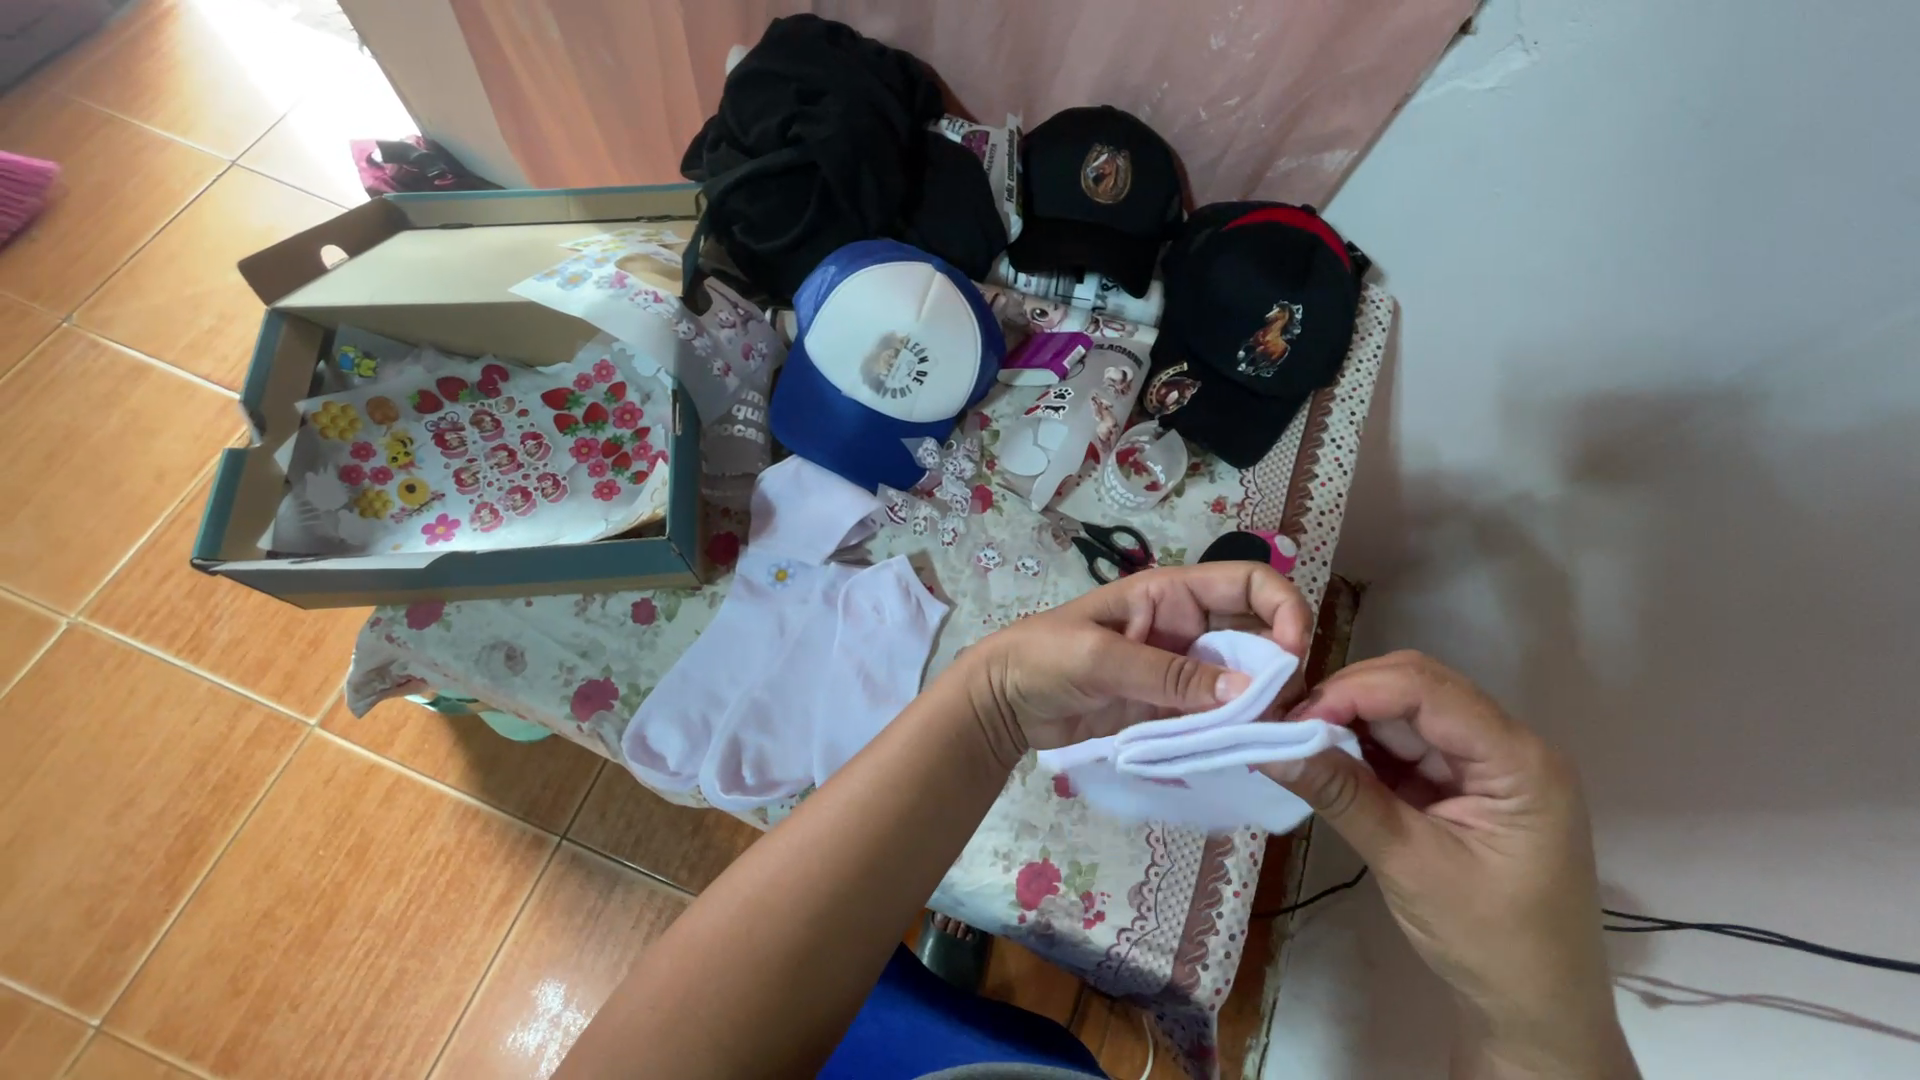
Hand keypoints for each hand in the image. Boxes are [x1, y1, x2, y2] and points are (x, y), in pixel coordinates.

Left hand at [950, 562, 1312, 767]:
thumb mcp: (1100, 657)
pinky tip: (1247, 751)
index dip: (1284, 608)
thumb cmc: (1043, 656)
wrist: (1005, 700)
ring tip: (1271, 738)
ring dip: (1262, 705)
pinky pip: (1216, 715)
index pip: (1249, 584)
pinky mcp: (1171, 709)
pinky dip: (1236, 731)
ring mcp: (1181, 671)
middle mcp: (1187, 628)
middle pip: (1257, 637)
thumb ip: (1168, 673)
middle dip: (1280, 667)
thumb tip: (1249, 690)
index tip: (1294, 652)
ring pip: (1243, 680)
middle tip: (1288, 712)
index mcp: (1172, 594)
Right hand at [1263, 652, 1637, 1079]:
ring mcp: (1484, 765)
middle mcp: (1506, 747)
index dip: (1356, 691)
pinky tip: (1326, 758)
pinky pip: (1404, 744)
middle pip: (1417, 687)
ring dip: (1350, 720)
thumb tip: (1270, 746)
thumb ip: (1343, 796)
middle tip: (1288, 726)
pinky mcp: (1461, 784)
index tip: (1294, 718)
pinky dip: (1361, 746)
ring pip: (1405, 711)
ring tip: (1297, 740)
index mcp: (1518, 761)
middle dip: (1348, 698)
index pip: (1427, 690)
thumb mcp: (1409, 864)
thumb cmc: (1489, 941)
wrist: (1532, 1011)